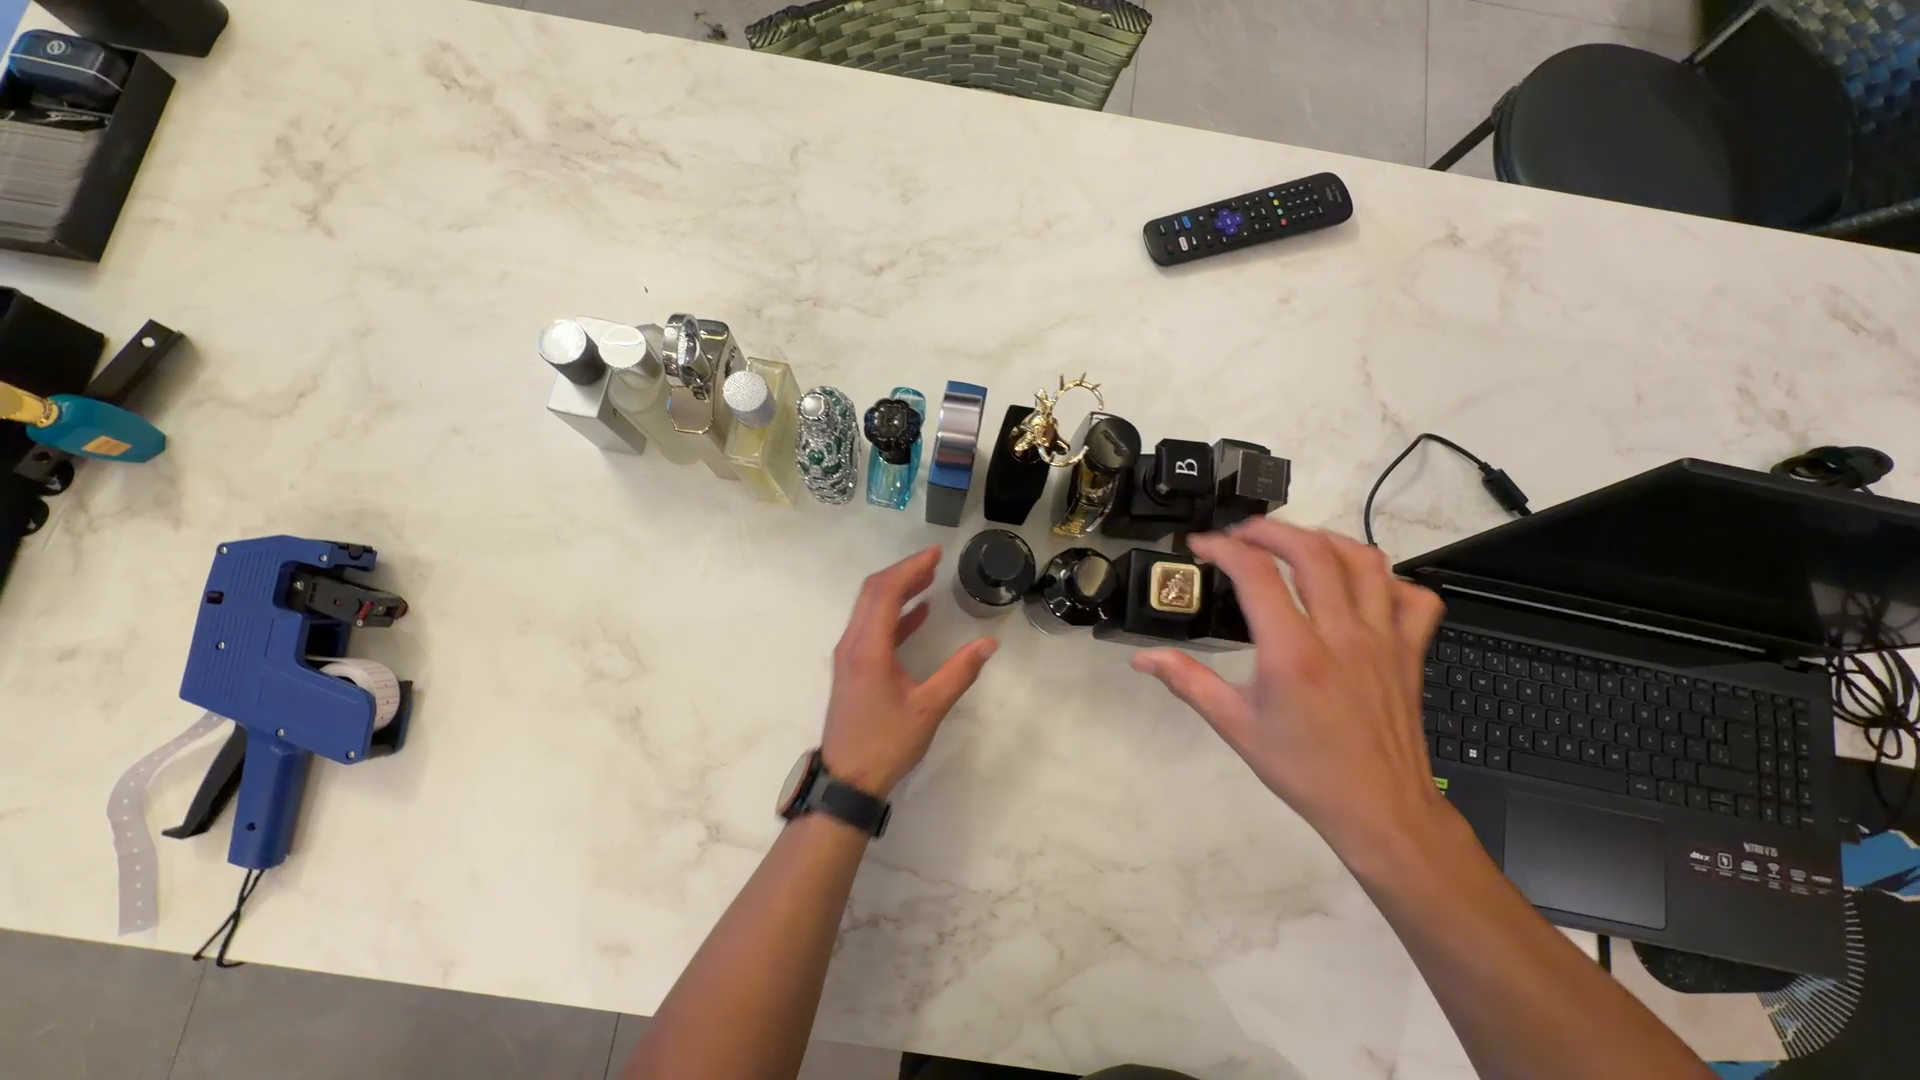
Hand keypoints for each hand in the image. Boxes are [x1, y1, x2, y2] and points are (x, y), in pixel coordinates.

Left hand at [821, 546, 999, 797]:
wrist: (847, 780)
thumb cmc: (886, 744)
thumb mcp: (929, 709)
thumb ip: (959, 673)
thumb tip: (989, 643)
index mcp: (867, 649)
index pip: (885, 592)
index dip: (910, 568)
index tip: (936, 554)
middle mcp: (852, 645)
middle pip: (872, 593)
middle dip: (903, 572)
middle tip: (934, 561)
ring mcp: (848, 657)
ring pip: (869, 609)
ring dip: (897, 591)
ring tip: (929, 579)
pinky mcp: (852, 669)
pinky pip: (871, 628)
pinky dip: (894, 616)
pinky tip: (918, 615)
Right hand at [1132, 521, 1450, 859]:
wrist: (1378, 807)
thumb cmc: (1303, 769)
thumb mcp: (1235, 726)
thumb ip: (1188, 682)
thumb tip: (1143, 658)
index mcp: (1292, 652)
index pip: (1255, 573)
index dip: (1223, 548)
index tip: (1202, 547)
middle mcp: (1341, 633)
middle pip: (1311, 550)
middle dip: (1270, 530)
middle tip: (1243, 536)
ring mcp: (1383, 638)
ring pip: (1364, 560)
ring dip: (1326, 540)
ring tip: (1298, 546)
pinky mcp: (1411, 650)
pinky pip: (1413, 596)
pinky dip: (1389, 580)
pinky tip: (1361, 587)